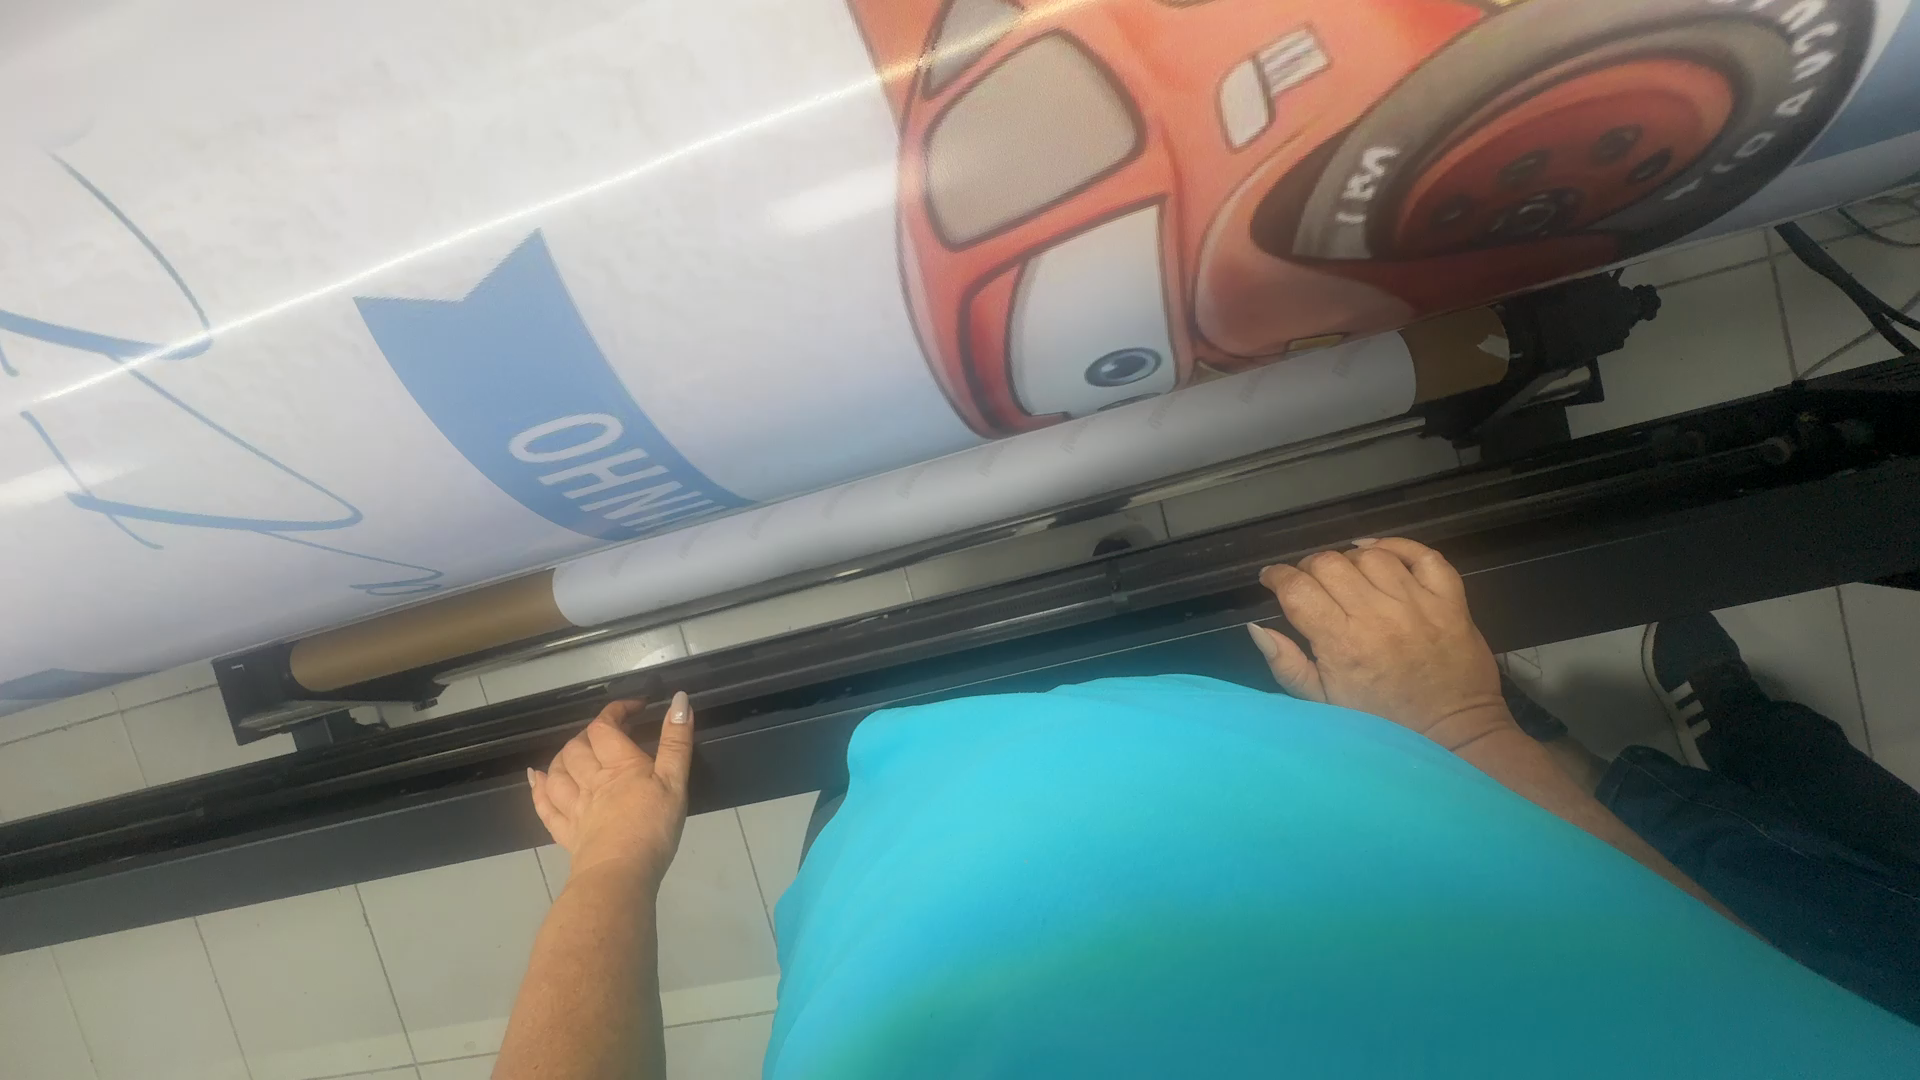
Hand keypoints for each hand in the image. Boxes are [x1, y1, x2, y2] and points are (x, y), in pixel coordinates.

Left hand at [528, 691, 694, 889]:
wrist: (620, 875)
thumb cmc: (653, 827)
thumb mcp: (675, 780)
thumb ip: (677, 740)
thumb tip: (679, 699)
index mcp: (619, 765)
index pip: (606, 726)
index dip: (617, 710)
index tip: (636, 707)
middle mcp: (590, 780)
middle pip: (578, 746)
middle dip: (593, 732)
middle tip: (614, 732)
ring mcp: (574, 807)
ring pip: (558, 770)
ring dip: (566, 754)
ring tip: (579, 750)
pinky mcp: (565, 831)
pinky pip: (543, 804)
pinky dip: (537, 786)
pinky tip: (536, 777)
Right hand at [1248, 538, 1512, 751]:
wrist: (1454, 733)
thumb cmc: (1381, 721)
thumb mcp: (1322, 701)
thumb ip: (1286, 664)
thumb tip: (1256, 627)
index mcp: (1342, 643)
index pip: (1297, 589)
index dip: (1276, 576)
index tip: (1270, 579)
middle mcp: (1378, 616)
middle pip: (1329, 563)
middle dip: (1307, 567)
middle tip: (1307, 582)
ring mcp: (1419, 605)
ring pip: (1371, 556)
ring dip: (1348, 559)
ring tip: (1345, 576)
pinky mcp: (1451, 601)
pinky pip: (1423, 556)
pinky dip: (1398, 545)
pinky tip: (1378, 552)